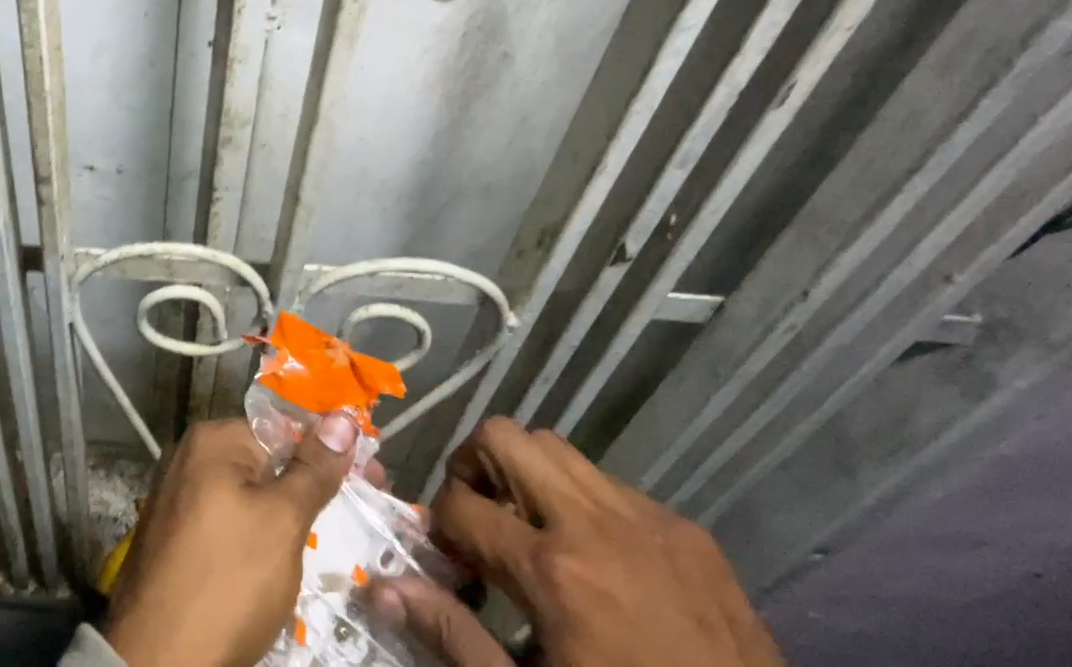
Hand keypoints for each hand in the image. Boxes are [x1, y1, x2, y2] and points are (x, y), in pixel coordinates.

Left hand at [101, 414, 361, 666]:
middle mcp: (191, 458)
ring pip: (252, 492)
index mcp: (213, 440)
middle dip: (314, 480)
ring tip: (334, 531)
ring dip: (291, 509)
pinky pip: (232, 520)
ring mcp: (181, 498)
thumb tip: (342, 418)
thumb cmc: (227, 581)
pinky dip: (262, 531)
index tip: (374, 473)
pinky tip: (289, 552)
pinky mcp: (180, 536)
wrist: (157, 660)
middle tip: (361, 508)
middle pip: (268, 458)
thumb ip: (313, 468)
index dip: (332, 448)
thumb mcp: (282, 521)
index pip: (285, 425)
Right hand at [370, 417, 783, 666]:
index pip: (460, 504)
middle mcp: (597, 525)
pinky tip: (593, 560)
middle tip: (477, 517)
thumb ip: (452, 635)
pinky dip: (580, 501)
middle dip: (472, 466)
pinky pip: (611, 484)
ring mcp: (650, 519)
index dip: (439, 525)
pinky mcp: (689, 531)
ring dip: (525, 476)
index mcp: (553, 571)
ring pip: (558, 448)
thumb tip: (382, 586)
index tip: (451, 561)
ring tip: (527, 530)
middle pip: (505, 437)